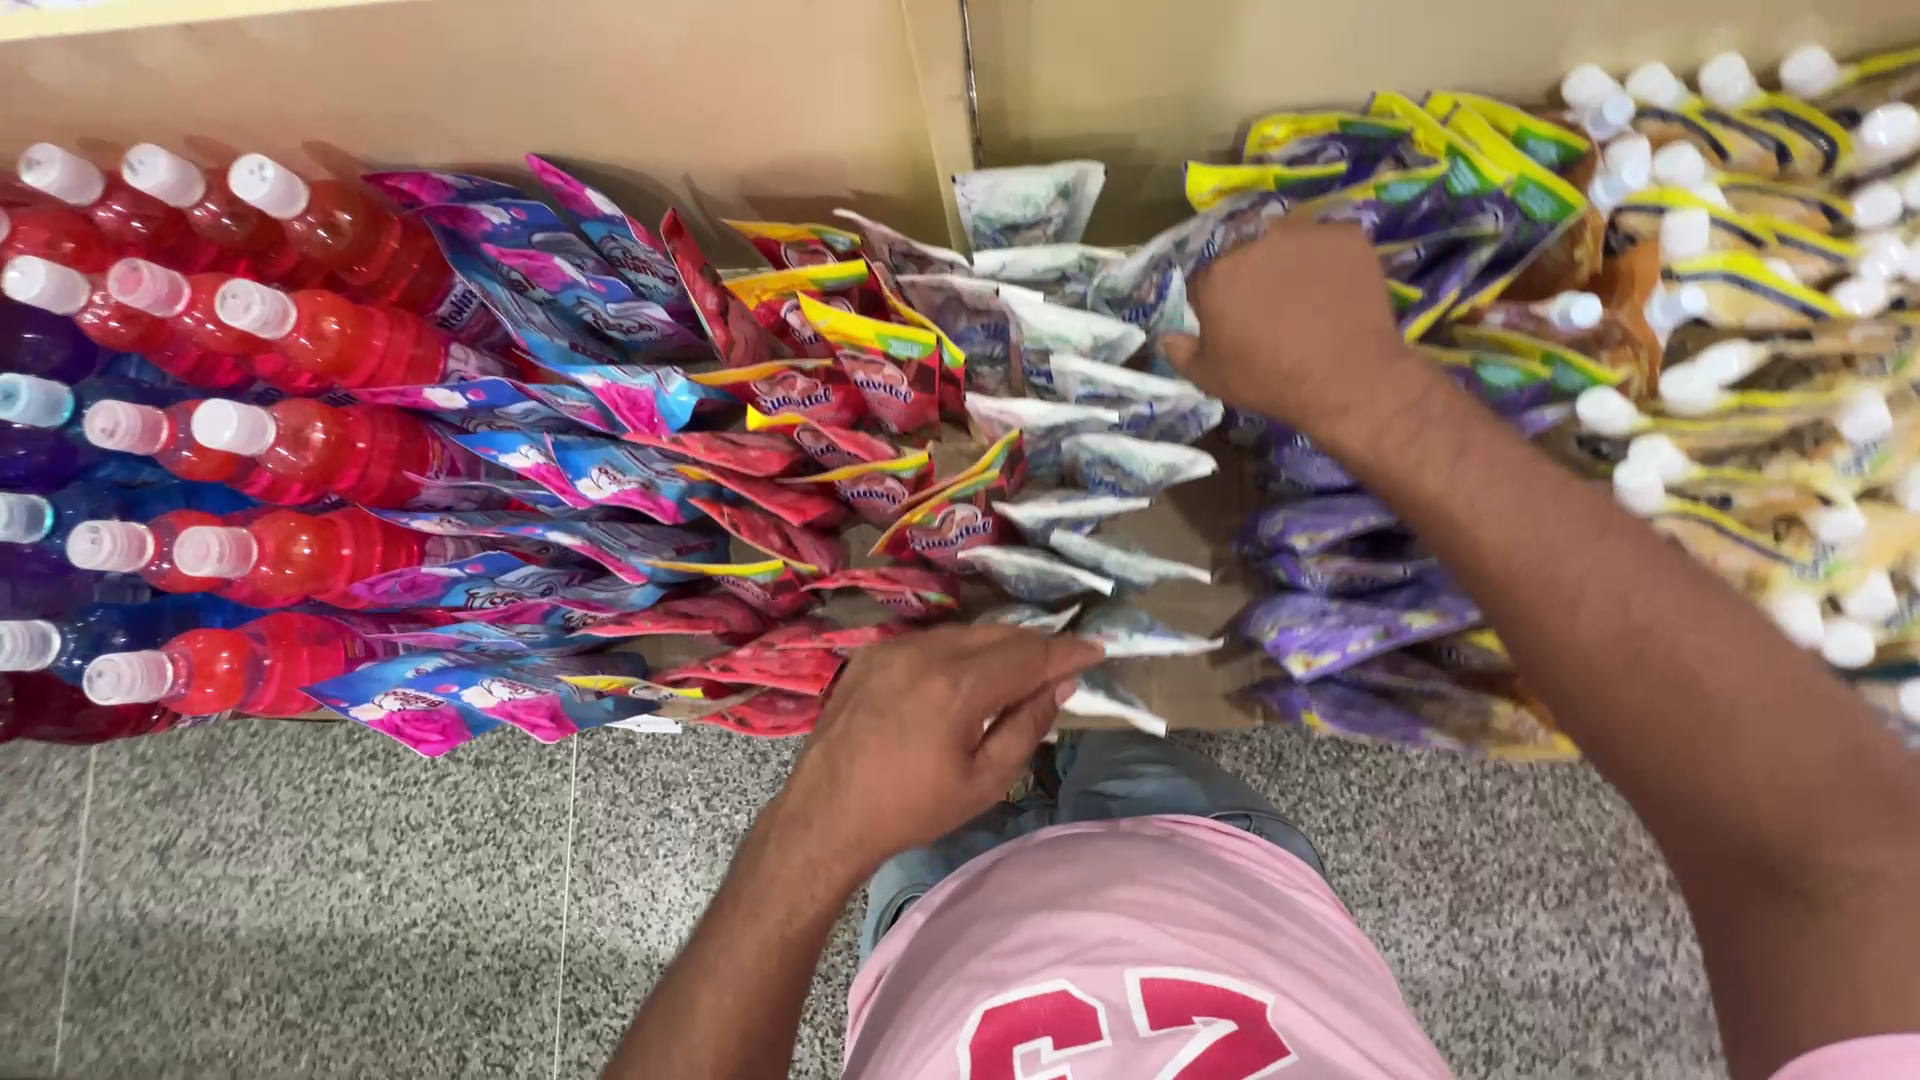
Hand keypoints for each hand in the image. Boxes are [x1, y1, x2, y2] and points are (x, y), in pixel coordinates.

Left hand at [769, 625, 1103, 873]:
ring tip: (1015, 673)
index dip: (1067, 651)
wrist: (826, 815)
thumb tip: (1060, 684)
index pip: (1028, 654)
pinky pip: (930, 641)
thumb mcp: (984, 781)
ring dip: (997, 648)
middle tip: (1060, 666)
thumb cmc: (912, 809)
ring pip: (964, 633)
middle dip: (1035, 647)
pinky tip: (963, 678)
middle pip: (999, 634)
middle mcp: (925, 652)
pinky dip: (958, 652)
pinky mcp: (871, 653)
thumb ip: (1028, 726)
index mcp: (957, 686)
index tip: (1096, 649)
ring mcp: (893, 648)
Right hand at [1161, 220, 1443, 442]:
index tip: (1230, 323)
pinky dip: (1327, 261)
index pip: (1206, 278)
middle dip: (1251, 275)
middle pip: (1245, 251)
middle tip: (1269, 308)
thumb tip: (1164, 336)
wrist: (1345, 378)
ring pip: (1287, 240)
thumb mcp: (1210, 377)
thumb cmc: (1268, 380)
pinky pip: (1328, 243)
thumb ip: (1180, 352)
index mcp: (1216, 273)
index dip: (1215, 302)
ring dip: (1288, 260)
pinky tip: (1334, 289)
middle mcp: (1256, 241)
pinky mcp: (1346, 235)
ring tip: (1304, 295)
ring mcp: (1305, 234)